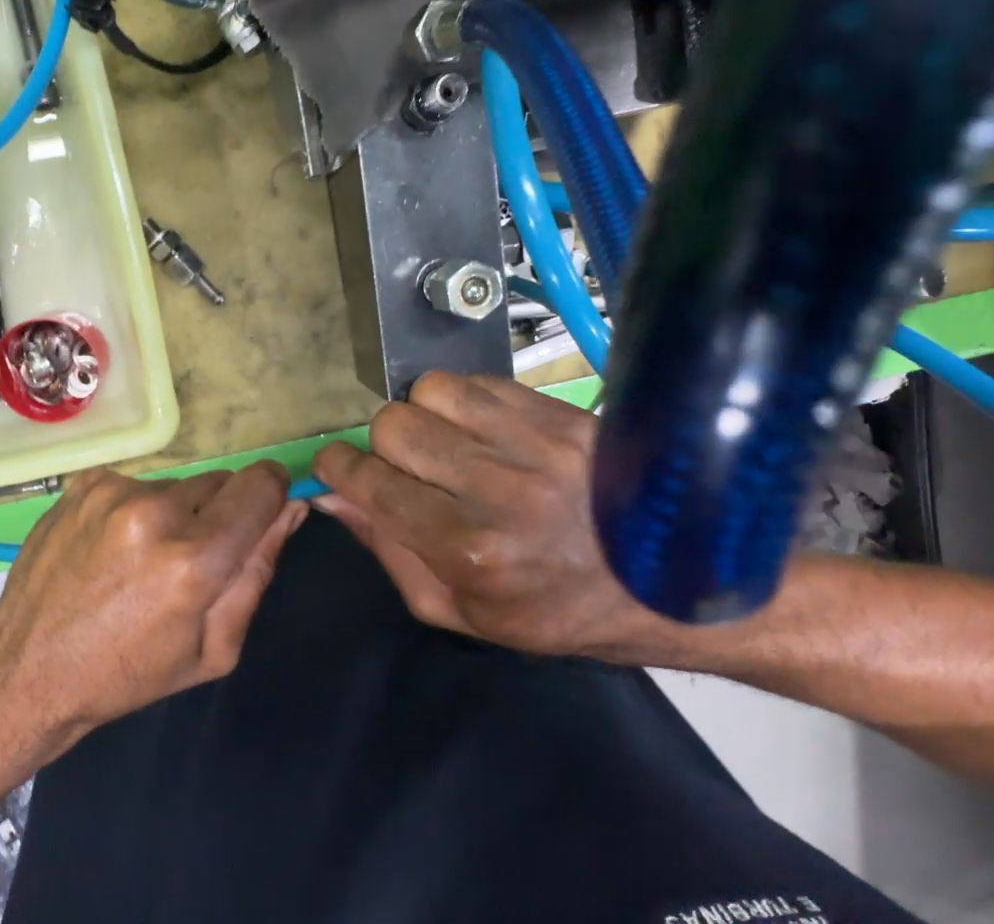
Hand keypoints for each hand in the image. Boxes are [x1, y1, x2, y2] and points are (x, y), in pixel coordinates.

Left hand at [0, 463, 307, 737]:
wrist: (28, 669)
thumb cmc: (128, 673)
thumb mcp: (214, 649)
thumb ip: (258, 574)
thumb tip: (290, 511)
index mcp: (193, 560)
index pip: (261, 485)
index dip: (271, 496)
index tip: (262, 516)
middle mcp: (154, 512)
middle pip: (221, 483)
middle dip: (219, 515)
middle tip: (188, 562)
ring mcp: (113, 493)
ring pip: (178, 485)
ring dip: (176, 513)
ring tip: (141, 560)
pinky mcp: (84, 485)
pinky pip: (138, 484)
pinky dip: (137, 509)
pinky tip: (112, 548)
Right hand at [312, 372, 664, 662]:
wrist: (662, 586)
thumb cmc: (549, 612)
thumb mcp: (457, 610)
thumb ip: (386, 550)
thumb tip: (332, 495)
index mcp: (469, 551)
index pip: (372, 483)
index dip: (337, 469)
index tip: (333, 466)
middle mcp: (499, 489)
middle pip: (394, 425)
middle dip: (384, 446)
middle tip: (406, 468)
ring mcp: (536, 444)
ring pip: (432, 390)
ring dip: (425, 416)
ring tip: (447, 444)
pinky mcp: (562, 415)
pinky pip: (481, 380)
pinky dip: (466, 401)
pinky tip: (483, 432)